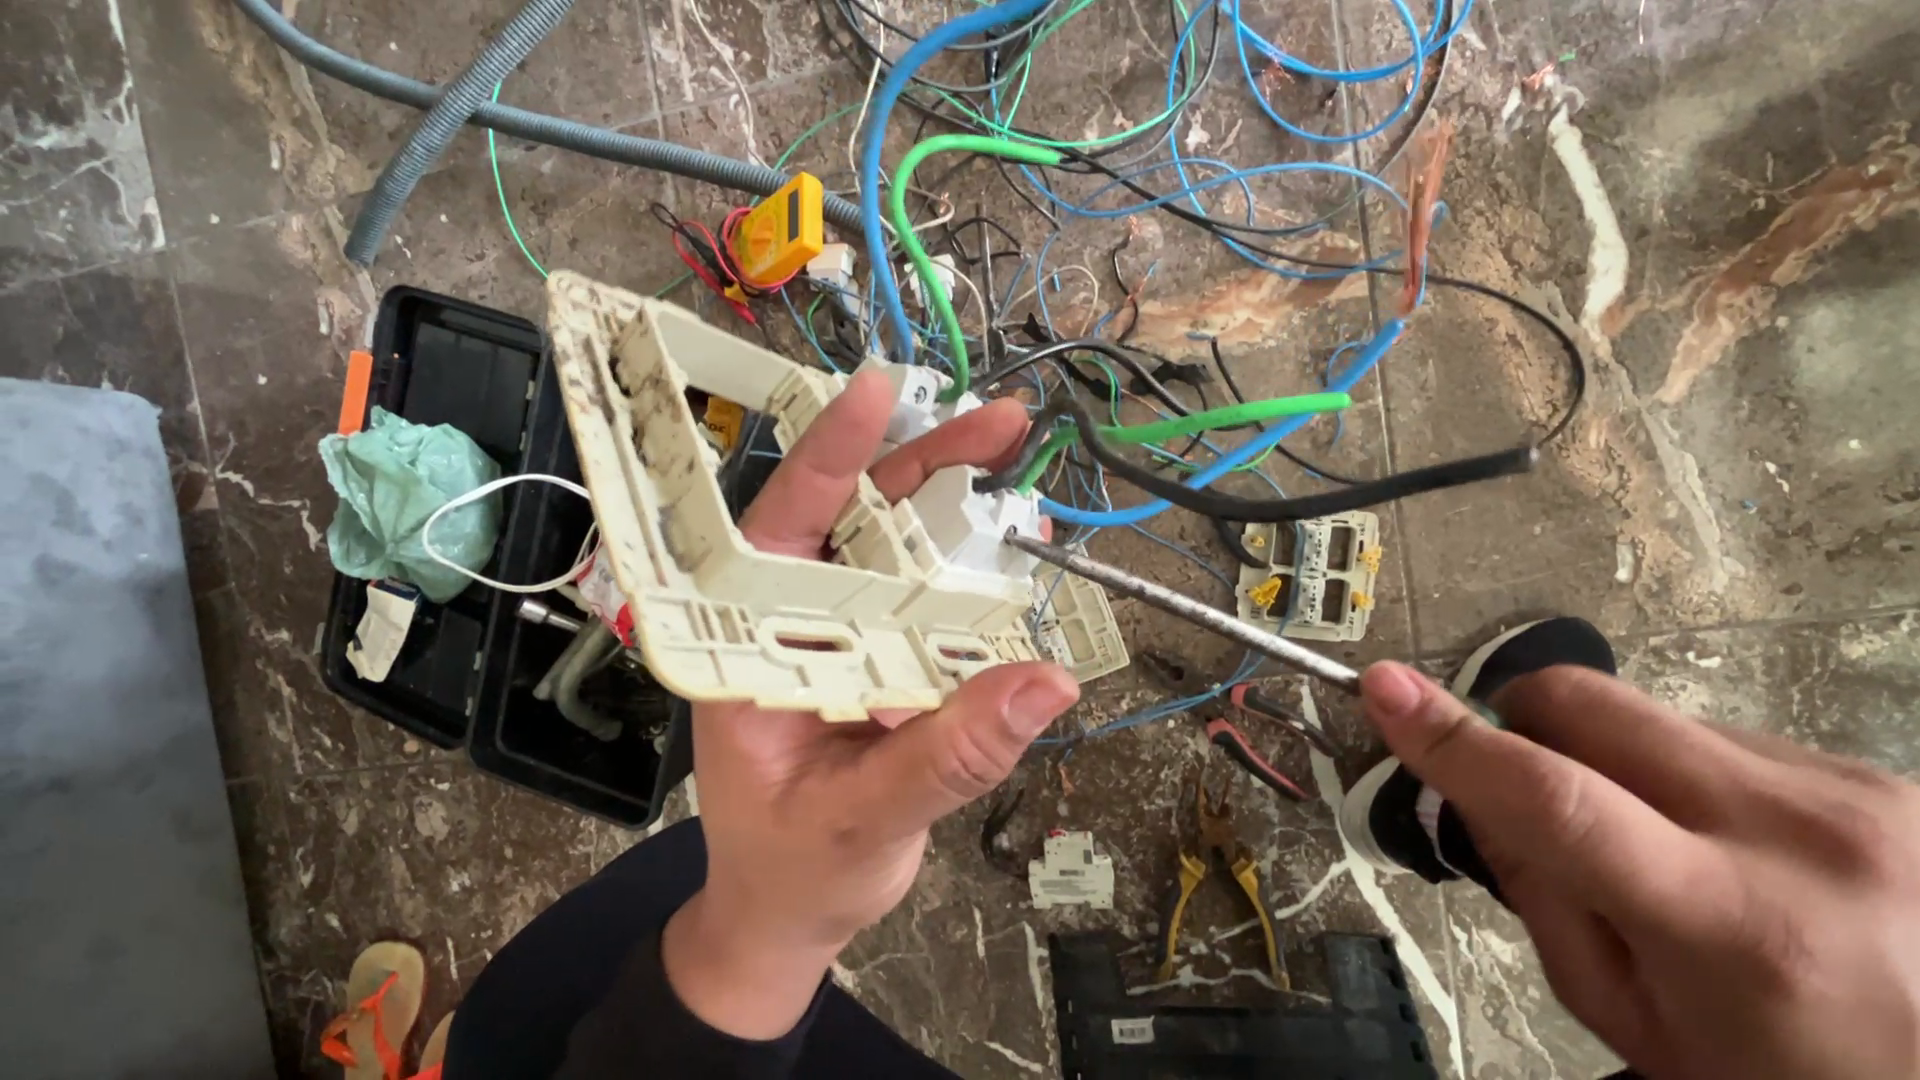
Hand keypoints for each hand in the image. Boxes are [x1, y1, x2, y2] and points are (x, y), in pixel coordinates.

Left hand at [662, 370, 1079, 1038]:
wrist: (792, 914)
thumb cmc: (792, 871)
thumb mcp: (858, 821)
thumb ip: (944, 758)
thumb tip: (1046, 682)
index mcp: (750, 648)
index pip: (780, 529)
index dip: (828, 455)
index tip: (876, 391)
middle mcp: (798, 625)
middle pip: (854, 519)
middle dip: (922, 462)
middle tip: (999, 423)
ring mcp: (849, 641)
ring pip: (899, 553)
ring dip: (954, 505)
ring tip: (1015, 459)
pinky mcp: (890, 664)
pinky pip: (934, 607)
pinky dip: (975, 577)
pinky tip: (1017, 547)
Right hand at [1359, 661, 1919, 1079]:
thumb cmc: (1774, 1072)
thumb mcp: (1627, 1013)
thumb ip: (1538, 891)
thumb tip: (1475, 786)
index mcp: (1732, 926)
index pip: (1554, 800)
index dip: (1454, 739)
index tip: (1381, 686)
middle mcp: (1801, 835)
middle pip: (1589, 705)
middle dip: (1517, 717)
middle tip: (1516, 773)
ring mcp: (1852, 791)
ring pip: (1644, 716)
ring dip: (1607, 760)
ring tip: (1657, 843)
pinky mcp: (1874, 771)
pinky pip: (1712, 734)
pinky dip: (1676, 772)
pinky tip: (1725, 842)